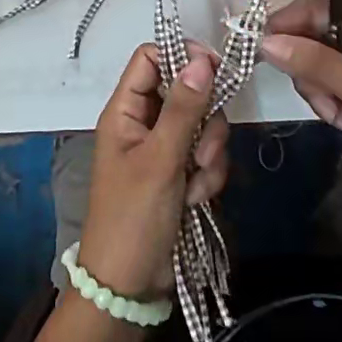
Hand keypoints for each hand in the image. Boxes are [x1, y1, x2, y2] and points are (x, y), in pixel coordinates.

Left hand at [81, 42, 230, 299]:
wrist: (130, 284)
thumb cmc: (133, 216)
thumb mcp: (159, 159)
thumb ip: (183, 108)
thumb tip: (203, 59)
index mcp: (126, 111)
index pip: (151, 58)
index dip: (182, 57)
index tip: (215, 71)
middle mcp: (146, 123)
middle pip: (188, 91)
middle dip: (204, 121)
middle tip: (200, 152)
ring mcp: (166, 148)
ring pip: (205, 125)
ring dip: (209, 155)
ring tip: (195, 184)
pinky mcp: (183, 172)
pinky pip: (210, 155)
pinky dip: (209, 176)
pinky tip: (197, 199)